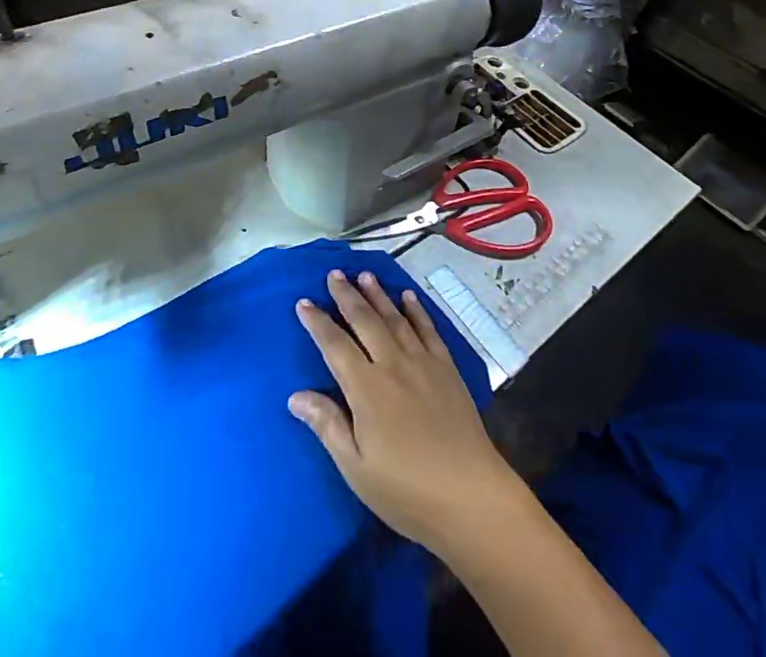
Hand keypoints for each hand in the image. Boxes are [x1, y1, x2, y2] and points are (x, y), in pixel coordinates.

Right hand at [289, 270, 525, 556]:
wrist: (468, 491)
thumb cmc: (405, 489)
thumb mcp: (355, 466)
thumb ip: (328, 425)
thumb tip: (296, 395)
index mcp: (367, 389)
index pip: (335, 347)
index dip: (318, 323)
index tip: (303, 303)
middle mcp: (395, 366)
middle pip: (367, 322)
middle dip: (348, 296)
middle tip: (334, 274)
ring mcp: (425, 364)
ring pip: (397, 319)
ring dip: (379, 296)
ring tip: (365, 275)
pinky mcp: (448, 369)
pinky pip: (429, 330)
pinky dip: (417, 311)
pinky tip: (409, 298)